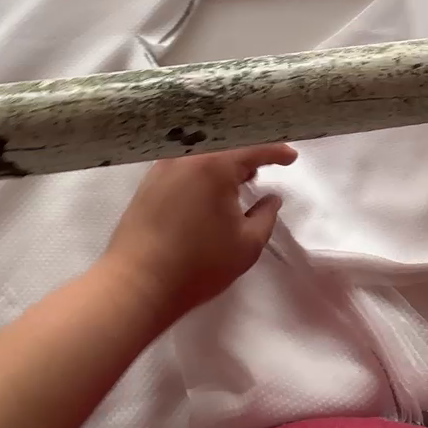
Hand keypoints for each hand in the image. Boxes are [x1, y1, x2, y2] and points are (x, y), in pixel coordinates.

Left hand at [100, 143, 297, 323]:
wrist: (136, 285)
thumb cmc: (197, 265)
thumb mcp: (246, 245)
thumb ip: (266, 216)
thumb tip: (271, 198)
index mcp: (215, 164)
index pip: (254, 148)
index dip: (277, 152)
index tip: (291, 158)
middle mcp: (188, 155)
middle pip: (226, 142)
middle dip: (248, 152)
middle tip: (262, 169)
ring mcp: (164, 166)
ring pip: (202, 150)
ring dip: (223, 160)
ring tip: (235, 181)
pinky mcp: (148, 181)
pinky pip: (183, 162)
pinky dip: (201, 167)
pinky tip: (207, 189)